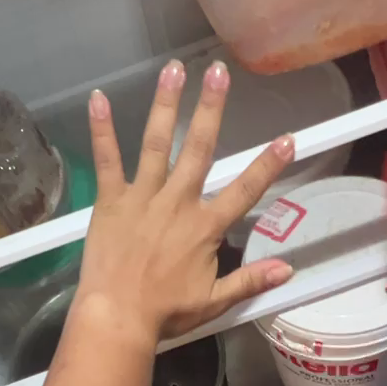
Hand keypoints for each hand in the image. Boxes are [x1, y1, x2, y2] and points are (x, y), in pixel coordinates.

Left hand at [73, 59, 295, 344]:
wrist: (117, 316)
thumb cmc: (166, 312)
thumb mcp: (214, 301)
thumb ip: (250, 281)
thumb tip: (288, 269)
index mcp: (205, 227)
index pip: (245, 190)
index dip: (269, 164)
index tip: (288, 138)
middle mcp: (177, 202)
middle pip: (199, 149)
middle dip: (211, 108)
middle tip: (219, 71)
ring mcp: (142, 197)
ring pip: (157, 143)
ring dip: (166, 104)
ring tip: (173, 68)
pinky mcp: (111, 200)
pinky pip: (107, 159)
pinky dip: (102, 129)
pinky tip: (98, 98)